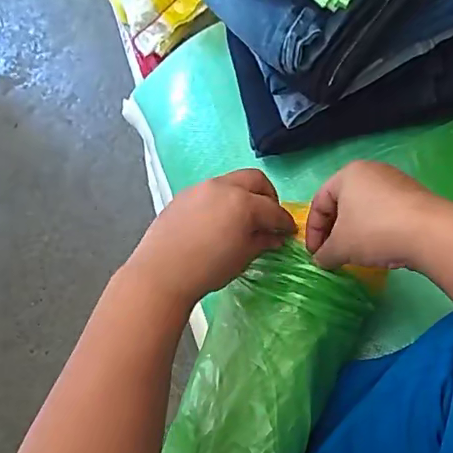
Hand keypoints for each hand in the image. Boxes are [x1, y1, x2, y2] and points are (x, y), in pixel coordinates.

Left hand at [123, 169, 296, 302]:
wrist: (162, 273)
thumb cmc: (209, 269)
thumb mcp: (243, 257)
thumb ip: (262, 241)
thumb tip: (275, 236)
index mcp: (243, 202)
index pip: (273, 209)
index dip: (285, 222)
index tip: (289, 232)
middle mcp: (223, 187)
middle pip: (255, 180)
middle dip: (268, 196)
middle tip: (269, 218)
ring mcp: (201, 188)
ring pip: (231, 182)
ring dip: (244, 196)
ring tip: (243, 220)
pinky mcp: (184, 195)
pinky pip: (211, 191)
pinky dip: (223, 200)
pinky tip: (218, 222)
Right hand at [306, 161, 452, 270]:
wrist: (430, 232)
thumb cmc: (375, 231)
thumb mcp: (341, 247)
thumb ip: (325, 254)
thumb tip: (321, 260)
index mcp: (348, 174)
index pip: (320, 202)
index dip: (313, 232)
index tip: (316, 255)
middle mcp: (372, 171)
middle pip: (344, 204)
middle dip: (335, 232)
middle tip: (334, 255)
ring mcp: (397, 182)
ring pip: (366, 209)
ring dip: (357, 233)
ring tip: (357, 255)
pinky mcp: (416, 197)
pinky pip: (387, 214)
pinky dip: (378, 231)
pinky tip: (382, 249)